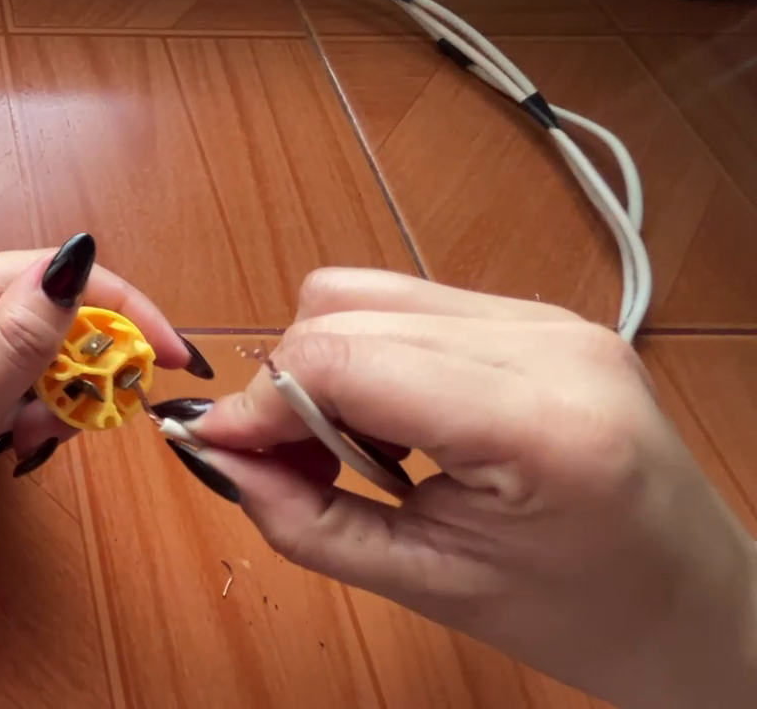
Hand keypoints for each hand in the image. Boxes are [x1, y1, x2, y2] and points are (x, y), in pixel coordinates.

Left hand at [0, 234, 197, 565]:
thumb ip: (20, 339)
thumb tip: (75, 261)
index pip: (47, 272)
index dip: (119, 307)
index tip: (168, 358)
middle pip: (36, 304)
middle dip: (73, 364)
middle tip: (64, 429)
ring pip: (17, 335)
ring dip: (42, 388)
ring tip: (23, 443)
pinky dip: (12, 393)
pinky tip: (2, 434)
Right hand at [186, 268, 756, 708]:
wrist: (717, 612)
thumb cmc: (580, 617)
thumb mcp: (422, 584)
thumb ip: (297, 518)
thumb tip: (207, 451)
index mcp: (540, 426)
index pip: (339, 362)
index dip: (260, 401)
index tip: (223, 445)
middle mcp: (544, 343)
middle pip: (335, 320)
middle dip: (284, 389)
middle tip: (286, 459)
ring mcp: (539, 316)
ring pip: (348, 295)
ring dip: (315, 364)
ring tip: (347, 439)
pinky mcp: (525, 311)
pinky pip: (384, 300)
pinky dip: (351, 351)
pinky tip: (385, 413)